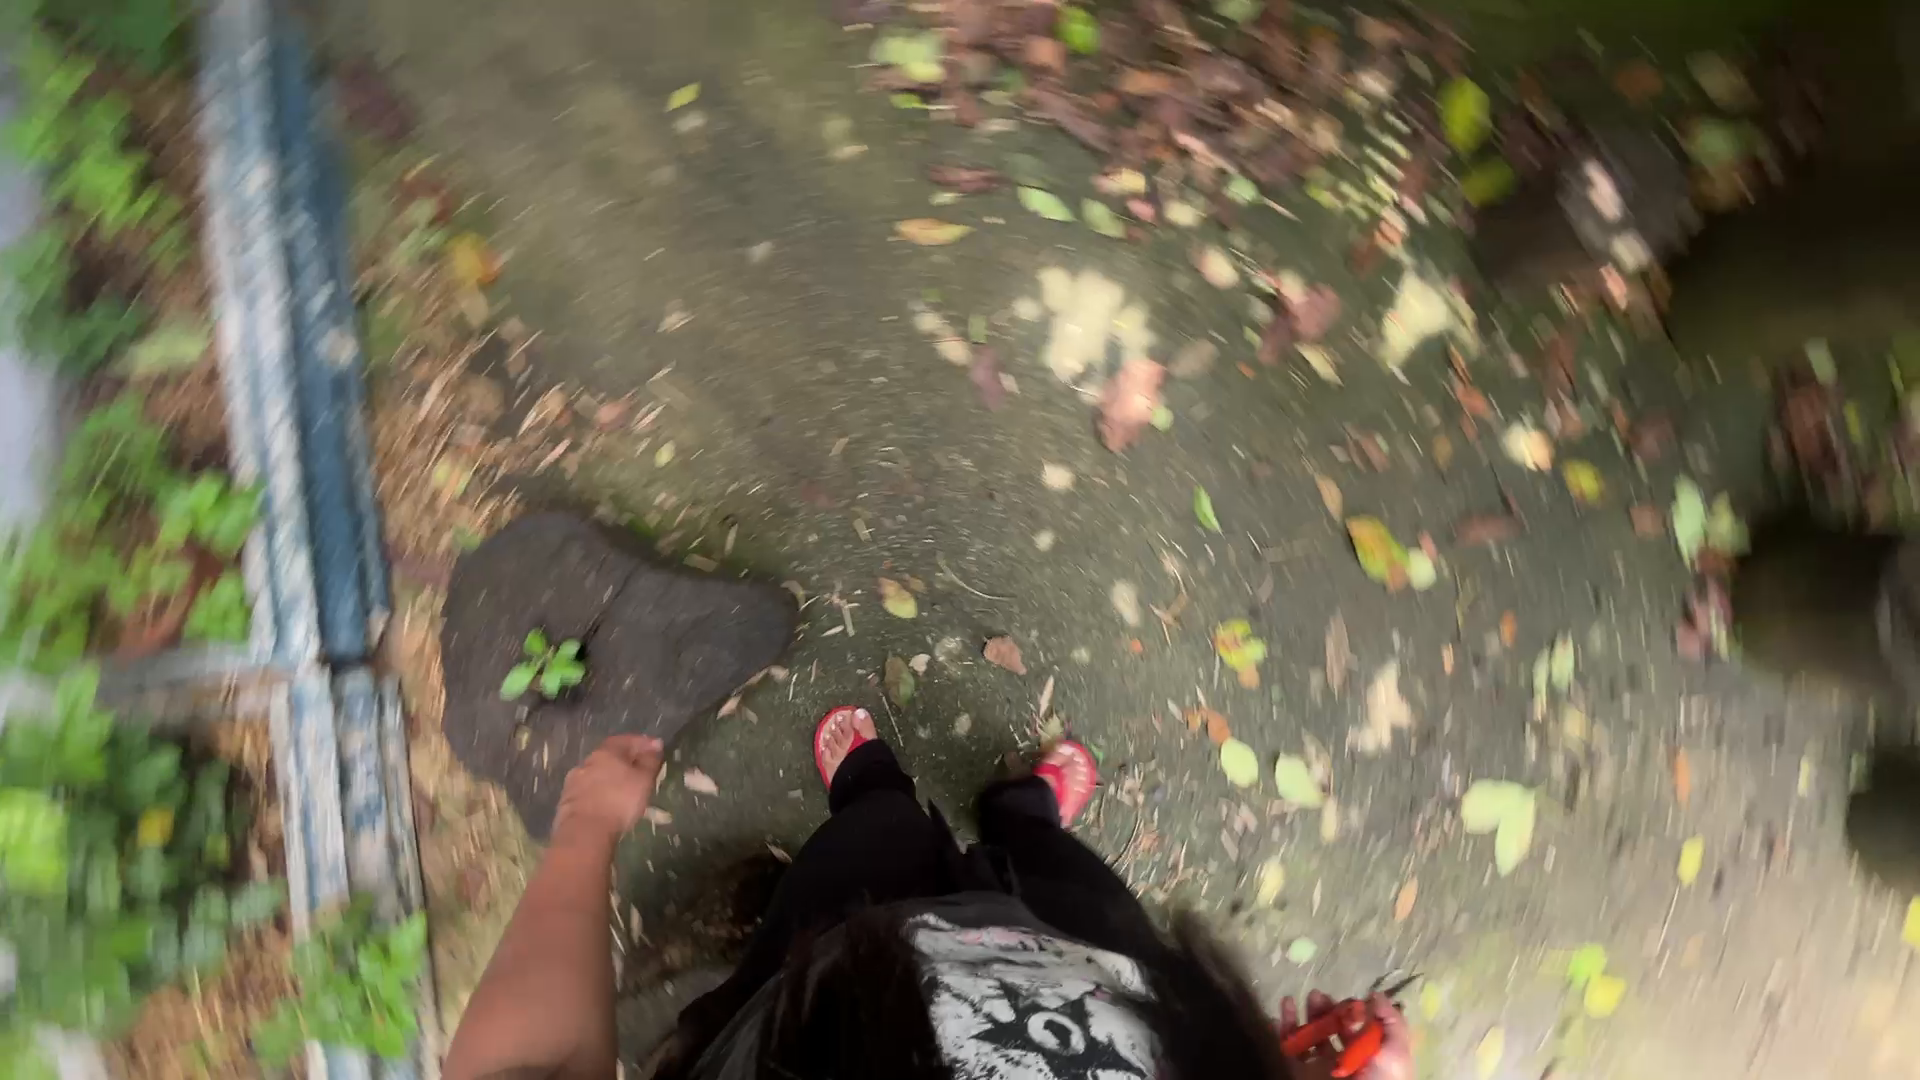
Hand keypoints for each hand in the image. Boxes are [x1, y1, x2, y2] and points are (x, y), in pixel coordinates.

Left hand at [551, 735, 664, 847]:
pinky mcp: (566, 803)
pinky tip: (608, 803)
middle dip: (625, 761)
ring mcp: (573, 783)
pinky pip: (588, 792)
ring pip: (597, 775)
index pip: (626, 740)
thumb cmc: (620, 800)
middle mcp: (587, 762)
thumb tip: (655, 744)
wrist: (584, 833)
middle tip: (640, 770)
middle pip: (609, 757)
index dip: (642, 743)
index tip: (656, 749)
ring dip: (610, 779)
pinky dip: (600, 793)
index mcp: (606, 752)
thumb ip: (650, 760)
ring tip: (624, 790)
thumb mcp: (644, 779)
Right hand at [1277, 991, 1411, 1079]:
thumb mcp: (1396, 1056)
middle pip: (1335, 1028)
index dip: (1356, 1013)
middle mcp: (1345, 1062)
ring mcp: (1321, 1065)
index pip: (1362, 1030)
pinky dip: (1285, 1021)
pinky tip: (1286, 1003)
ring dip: (1310, 1011)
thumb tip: (1375, 994)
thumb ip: (1391, 1024)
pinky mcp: (1300, 1069)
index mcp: (1369, 1060)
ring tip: (1312, 997)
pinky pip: (1288, 1043)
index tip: (1352, 1002)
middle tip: (1324, 996)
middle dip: (1330, 1008)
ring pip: (1312, 1033)